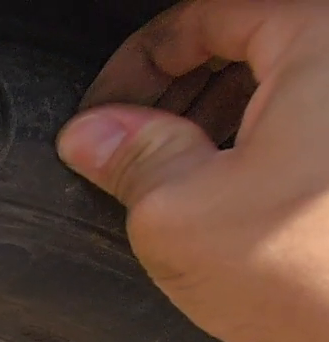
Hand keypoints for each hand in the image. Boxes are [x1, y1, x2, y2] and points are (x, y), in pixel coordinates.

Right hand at [55, 0, 328, 341]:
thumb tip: (90, 132)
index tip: (98, 120)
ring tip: (175, 171)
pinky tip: (234, 183)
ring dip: (218, 112)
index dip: (132, 68)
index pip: (206, 14)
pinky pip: (315, 110)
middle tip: (123, 147)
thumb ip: (129, 156)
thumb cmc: (313, 262)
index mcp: (326, 37)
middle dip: (173, 89)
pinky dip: (266, 132)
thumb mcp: (176, 209)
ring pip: (289, 70)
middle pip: (251, 33)